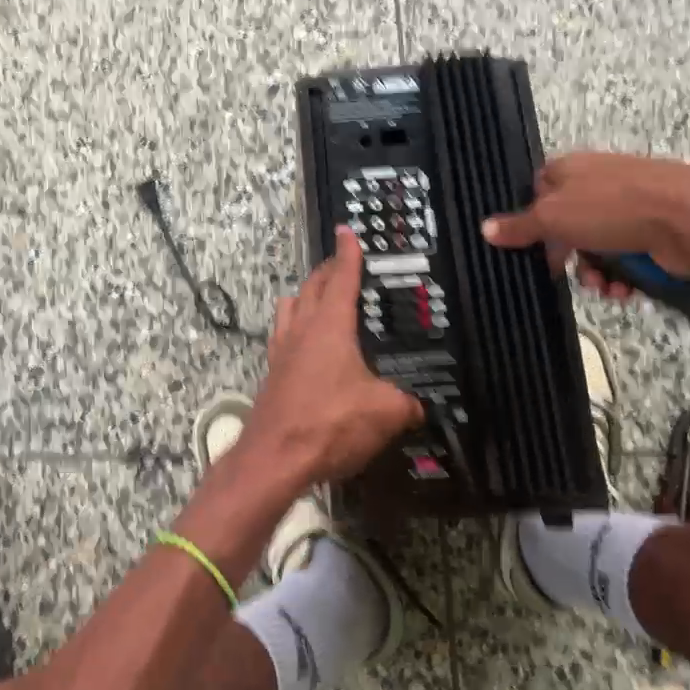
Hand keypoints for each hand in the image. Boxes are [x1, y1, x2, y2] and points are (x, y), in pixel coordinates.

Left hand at [242, 227, 424, 483]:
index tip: (346, 232)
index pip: (341, 279)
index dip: (348, 254)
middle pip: (311, 287)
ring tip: (318, 299)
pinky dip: (294, 328)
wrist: (275, 457)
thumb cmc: (330, 423)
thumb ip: (405, 403)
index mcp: (330, 326)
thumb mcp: (384, 413)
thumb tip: (417, 406)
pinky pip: (282, 337)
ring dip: (303, 296)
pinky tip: (303, 345)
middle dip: (326, 271)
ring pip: (289, 309)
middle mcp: (301, 330)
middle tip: (340, 264)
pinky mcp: (272, 375)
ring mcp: (281, 351)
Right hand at [478, 152, 689, 297]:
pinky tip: (626, 290)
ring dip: (597, 274)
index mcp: (568, 170)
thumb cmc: (610, 209)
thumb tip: (484, 229)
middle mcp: (596, 183)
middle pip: (568, 227)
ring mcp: (627, 204)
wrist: (687, 216)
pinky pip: (627, 256)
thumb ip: (519, 226)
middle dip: (569, 259)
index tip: (532, 250)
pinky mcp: (653, 227)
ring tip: (606, 289)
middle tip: (571, 277)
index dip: (532, 223)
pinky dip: (624, 276)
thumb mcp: (552, 217)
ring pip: (598, 246)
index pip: (537, 193)